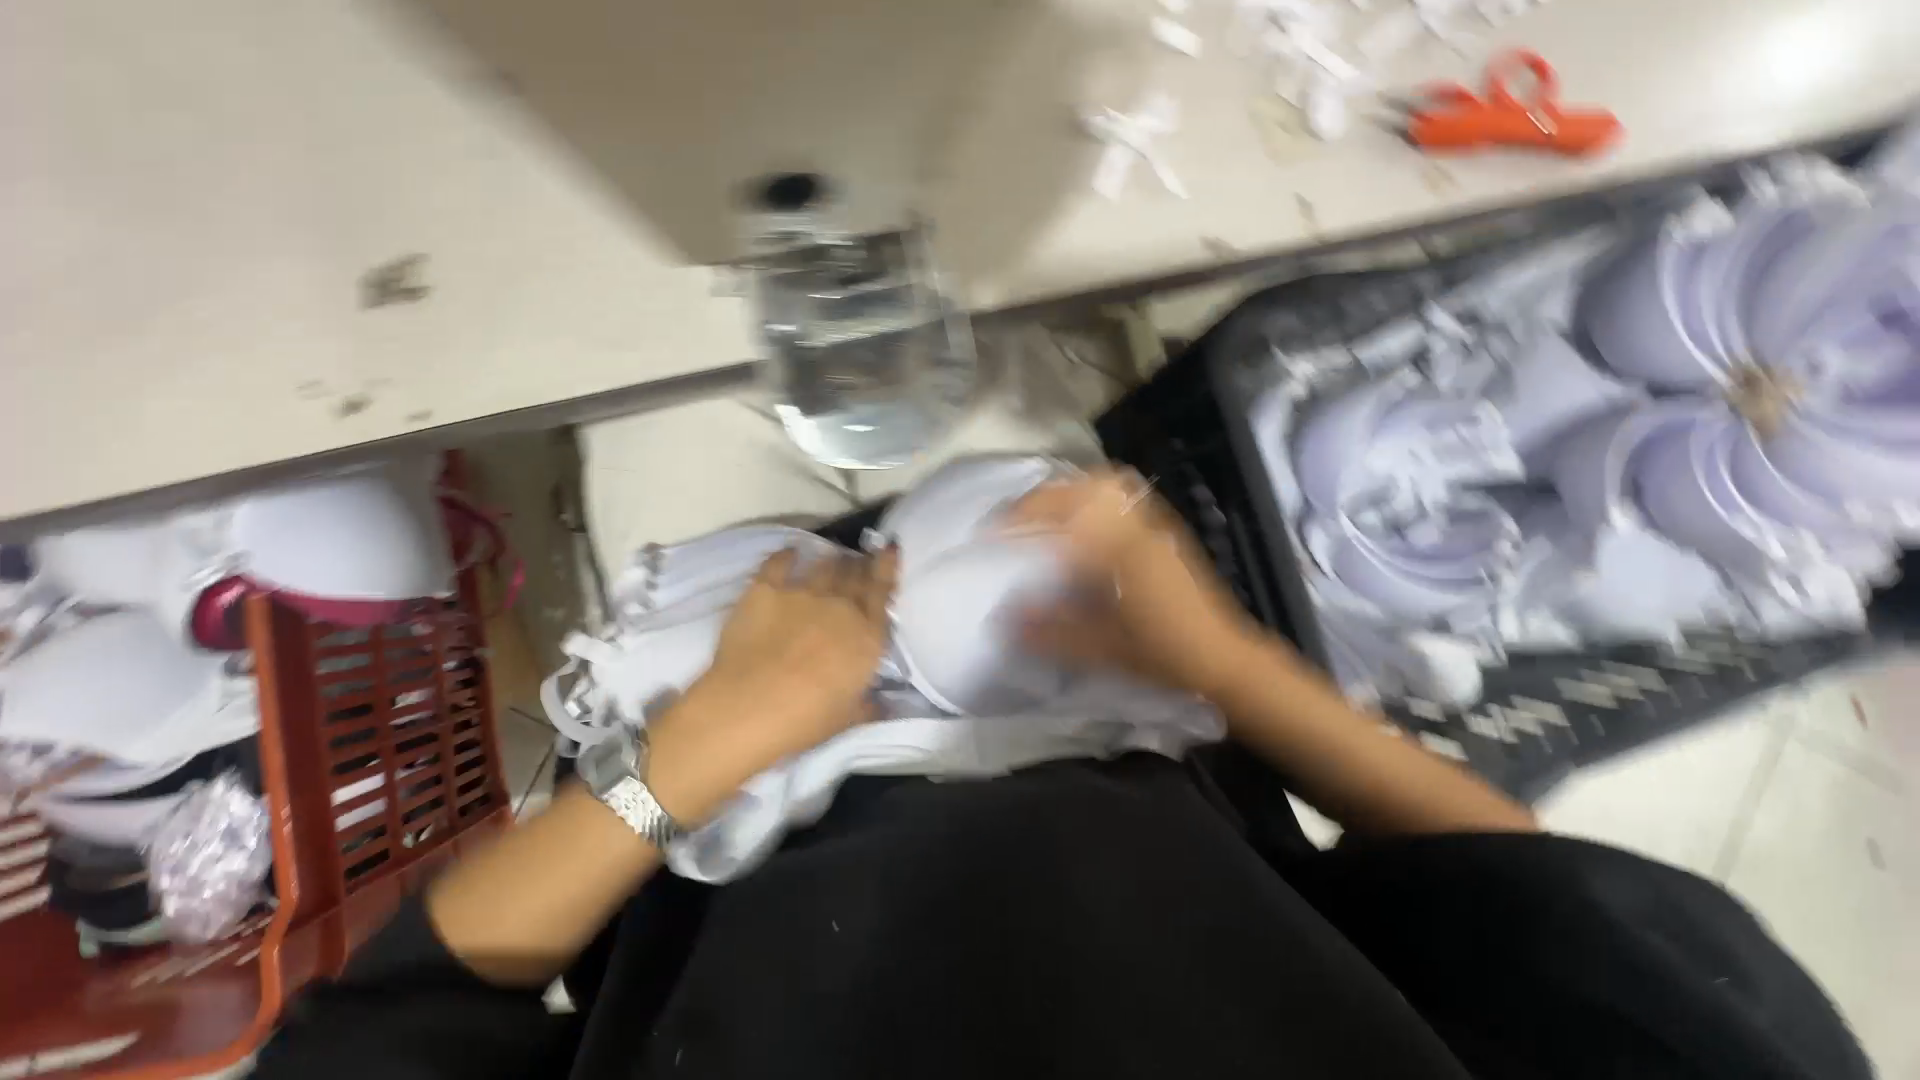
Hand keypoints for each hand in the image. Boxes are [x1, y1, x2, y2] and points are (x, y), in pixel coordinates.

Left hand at [644, 546, 897, 821]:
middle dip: (860, 564)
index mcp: (867, 637)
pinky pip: (778, 563)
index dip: (887, 567)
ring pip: (824, 565)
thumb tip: (884, 704)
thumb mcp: (849, 717)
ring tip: (832, 557)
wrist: (750, 707)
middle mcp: (840, 606)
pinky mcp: (764, 590)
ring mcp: (801, 594)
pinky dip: (786, 555)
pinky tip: (790, 552)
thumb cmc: (806, 720)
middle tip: (860, 559)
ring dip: (831, 560)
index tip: (888, 550)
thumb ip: (868, 704)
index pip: (883, 591)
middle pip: (854, 574)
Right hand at [1006, 468, 1259, 698]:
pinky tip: (1079, 525)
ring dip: (1069, 492)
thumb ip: (1050, 631)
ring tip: (1042, 514)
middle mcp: (1137, 528)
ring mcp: (1154, 526)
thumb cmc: (1164, 655)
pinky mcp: (1164, 533)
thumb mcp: (1102, 649)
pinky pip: (1122, 498)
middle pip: (1083, 488)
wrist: (1224, 658)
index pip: (1060, 518)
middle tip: (1014, 517)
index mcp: (1119, 552)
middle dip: (1042, 497)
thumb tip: (1003, 618)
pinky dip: (1092, 499)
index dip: (1020, 519)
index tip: (992, 533)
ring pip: (1106, 486)